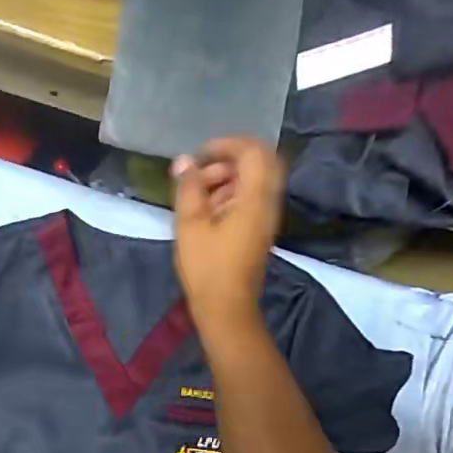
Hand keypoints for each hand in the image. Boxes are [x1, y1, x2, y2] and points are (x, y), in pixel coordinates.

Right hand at [170, 136, 286, 333]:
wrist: (225, 307)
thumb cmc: (207, 268)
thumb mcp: (190, 226)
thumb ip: (189, 189)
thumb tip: (184, 161)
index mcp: (255, 198)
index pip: (253, 151)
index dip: (227, 145)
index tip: (199, 155)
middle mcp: (268, 203)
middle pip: (259, 163)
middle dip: (228, 161)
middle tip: (199, 176)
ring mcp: (266, 218)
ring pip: (253, 182)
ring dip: (226, 180)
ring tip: (196, 199)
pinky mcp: (259, 230)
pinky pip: (250, 200)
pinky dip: (230, 196)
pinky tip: (206, 214)